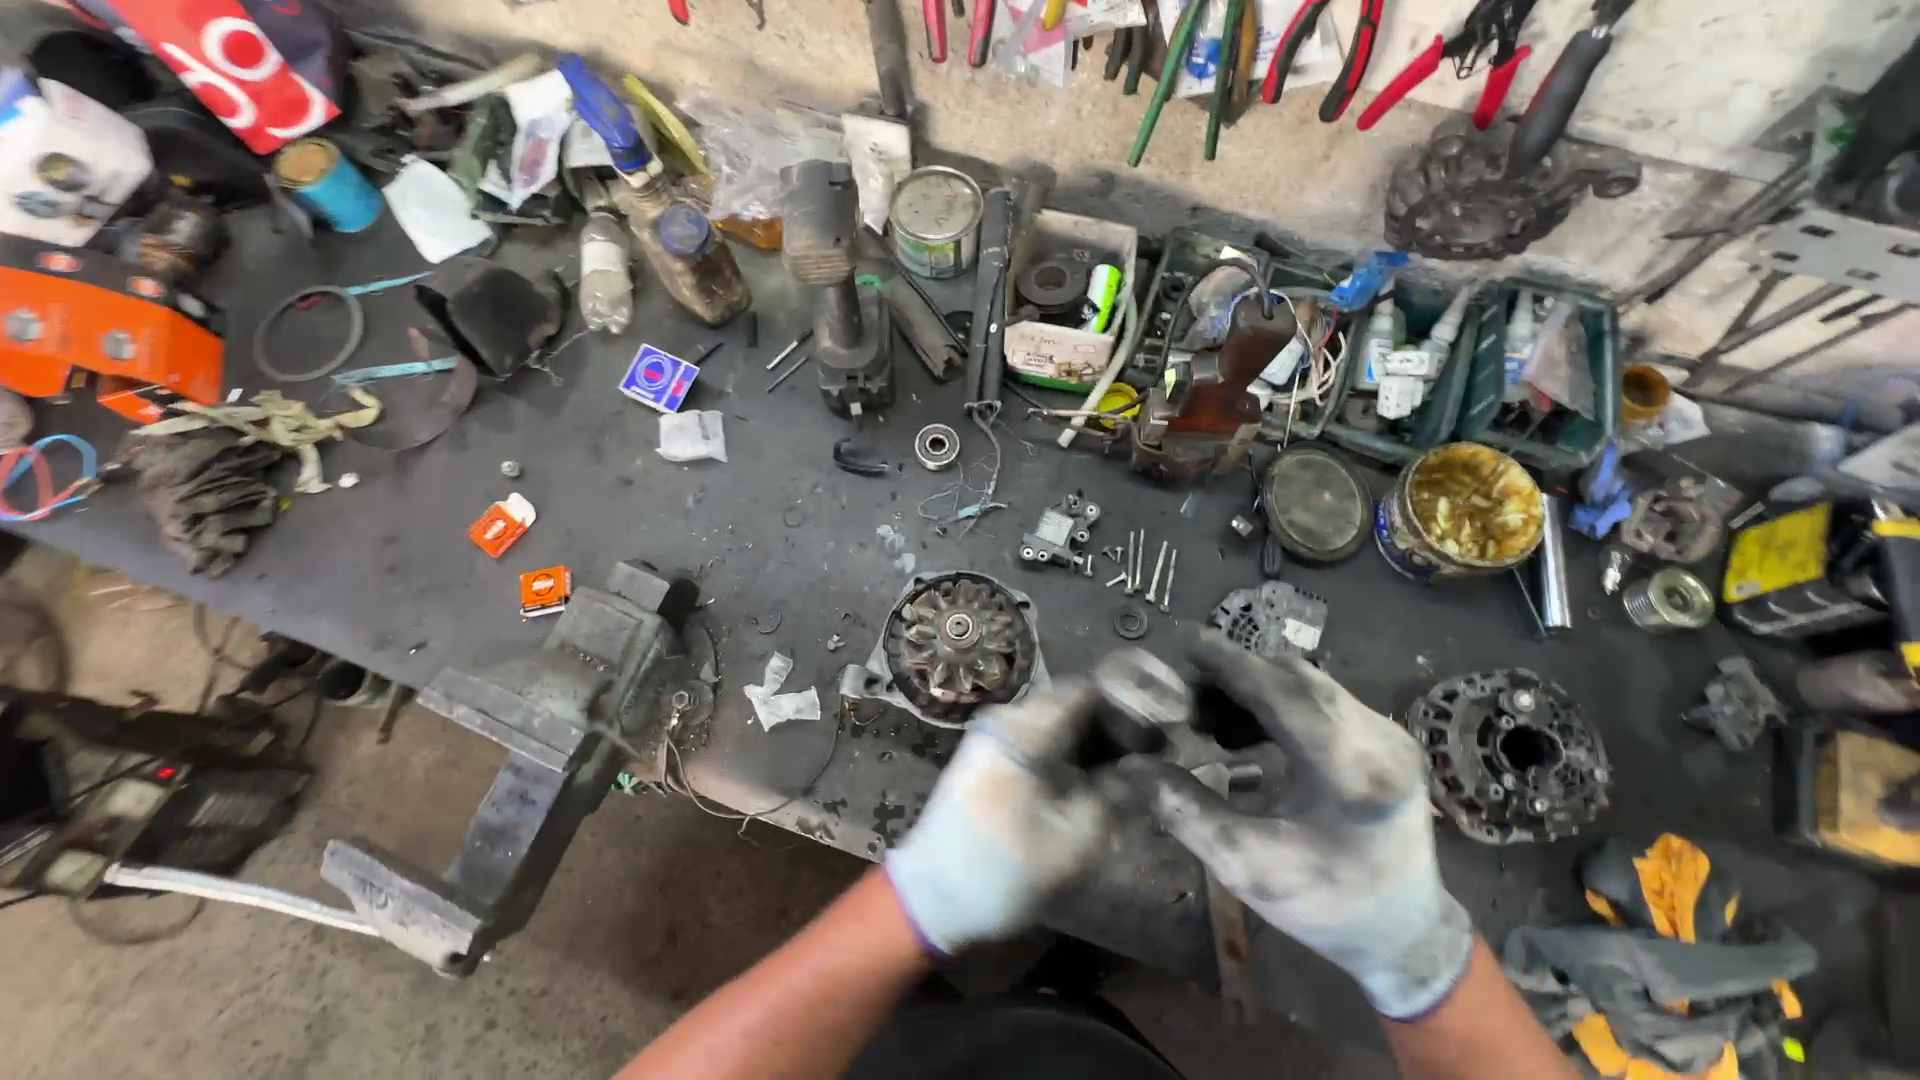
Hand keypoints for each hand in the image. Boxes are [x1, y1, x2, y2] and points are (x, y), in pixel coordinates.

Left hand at [885, 681, 1111, 954]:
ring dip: (1080, 737)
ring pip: (1047, 720)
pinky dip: (1057, 747)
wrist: (931, 895)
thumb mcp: (1071, 846)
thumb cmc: (1001, 872)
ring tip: (1114, 767)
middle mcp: (1003, 723)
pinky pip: (1029, 736)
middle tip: (1138, 753)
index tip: (1150, 730)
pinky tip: (1077, 777)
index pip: (1083, 694)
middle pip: (1065, 703)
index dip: (1121, 707)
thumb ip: (1108, 800)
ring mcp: (987, 737)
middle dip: (1103, 723)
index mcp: (1025, 734)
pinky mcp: (980, 756)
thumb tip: (1134, 772)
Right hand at [1117, 633, 1473, 1019]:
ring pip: (1308, 683)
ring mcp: (1387, 733)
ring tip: (1207, 717)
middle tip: (1184, 695)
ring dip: (1253, 687)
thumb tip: (1132, 766)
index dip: (1229, 662)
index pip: (1281, 690)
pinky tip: (1243, 730)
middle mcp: (1379, 738)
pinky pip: (1321, 698)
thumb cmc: (1324, 905)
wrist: (1401, 931)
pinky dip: (1276, 702)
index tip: (1184, 641)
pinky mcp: (1384, 737)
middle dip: (1234, 675)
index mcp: (1351, 771)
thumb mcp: (1245, 865)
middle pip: (1295, 677)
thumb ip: (1185, 811)